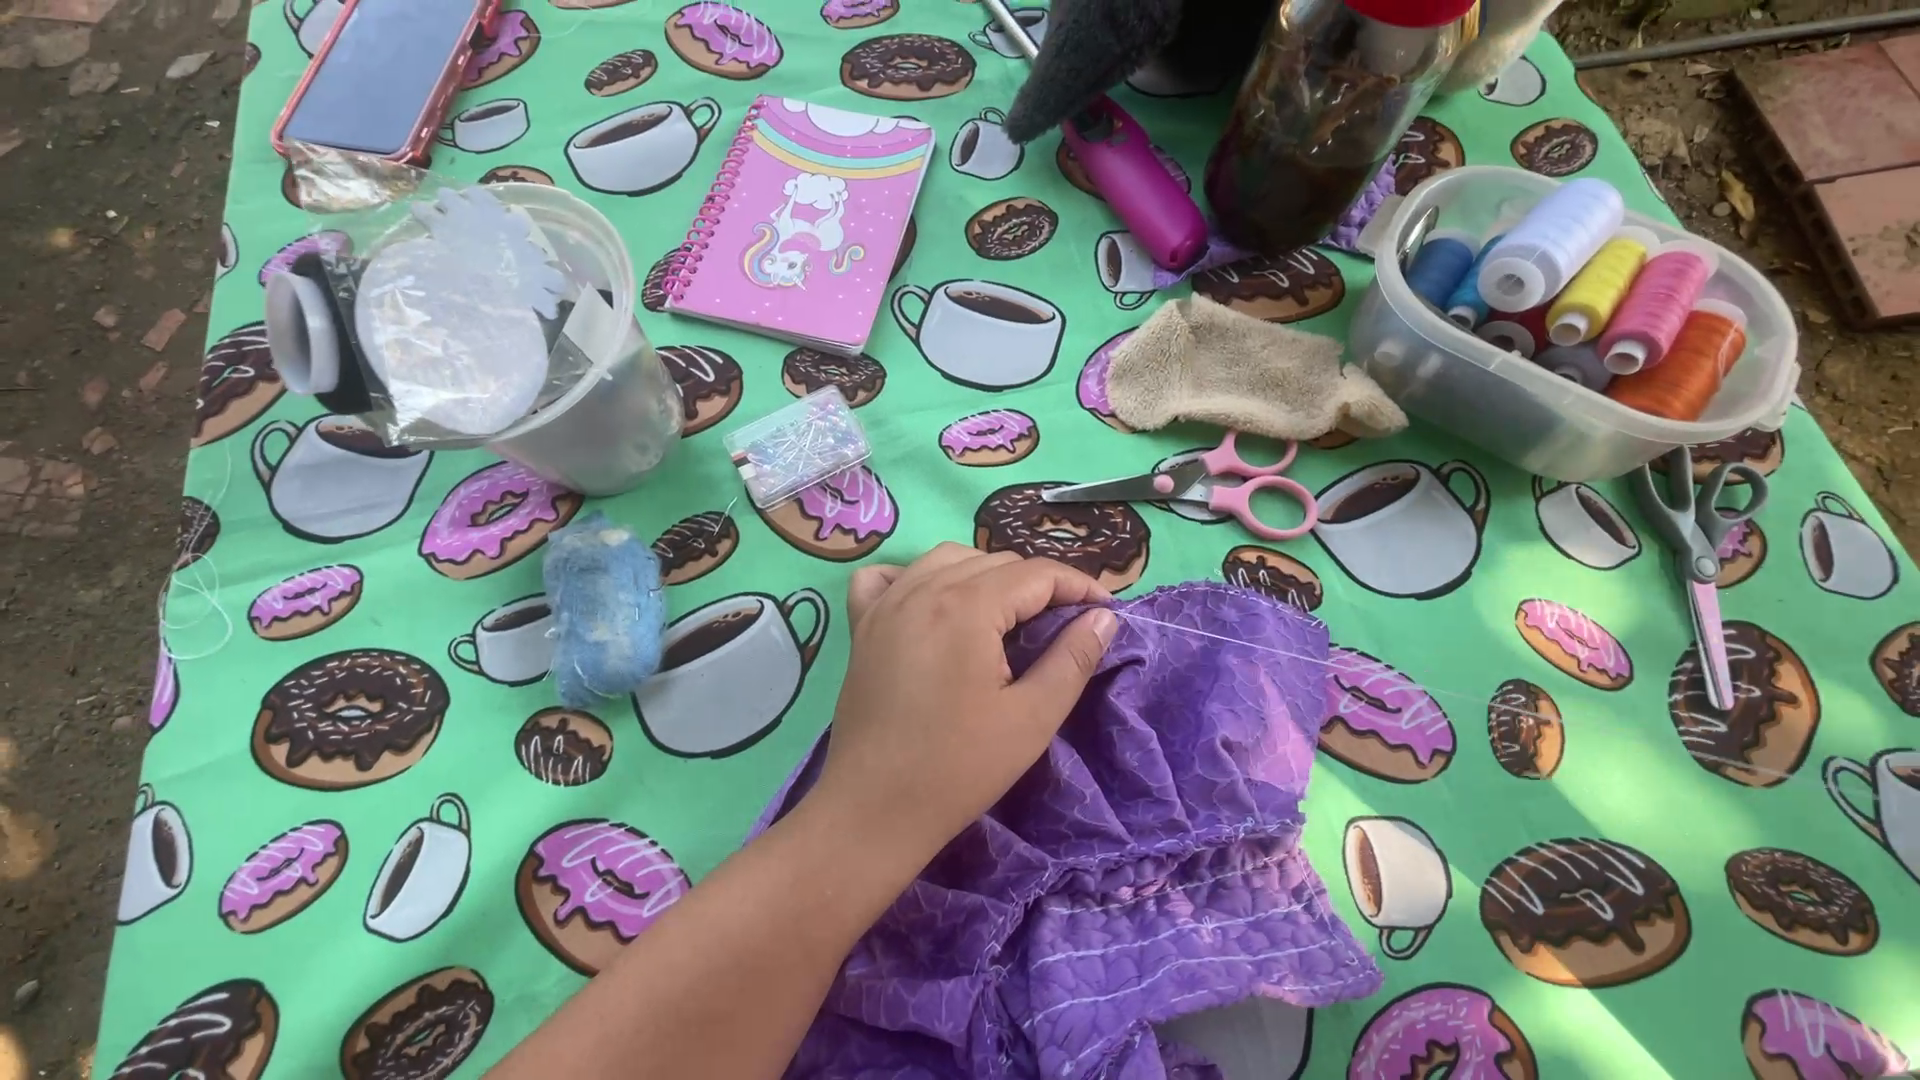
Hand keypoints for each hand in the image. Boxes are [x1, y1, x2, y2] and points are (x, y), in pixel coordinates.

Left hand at [803, 543, 1119, 869]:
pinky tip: (933, 603)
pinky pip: (889, 577)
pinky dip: (917, 577)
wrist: (873, 808)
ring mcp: (885, 604)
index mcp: (967, 607)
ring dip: (985, 575)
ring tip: (1007, 616)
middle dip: (1038, 584)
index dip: (1078, 586)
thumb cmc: (959, 768)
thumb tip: (1104, 618)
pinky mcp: (861, 626)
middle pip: (994, 561)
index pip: (1036, 573)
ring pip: (947, 559)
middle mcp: (923, 589)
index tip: (1104, 612)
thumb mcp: (1032, 718)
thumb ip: (1073, 659)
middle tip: (1063, 624)